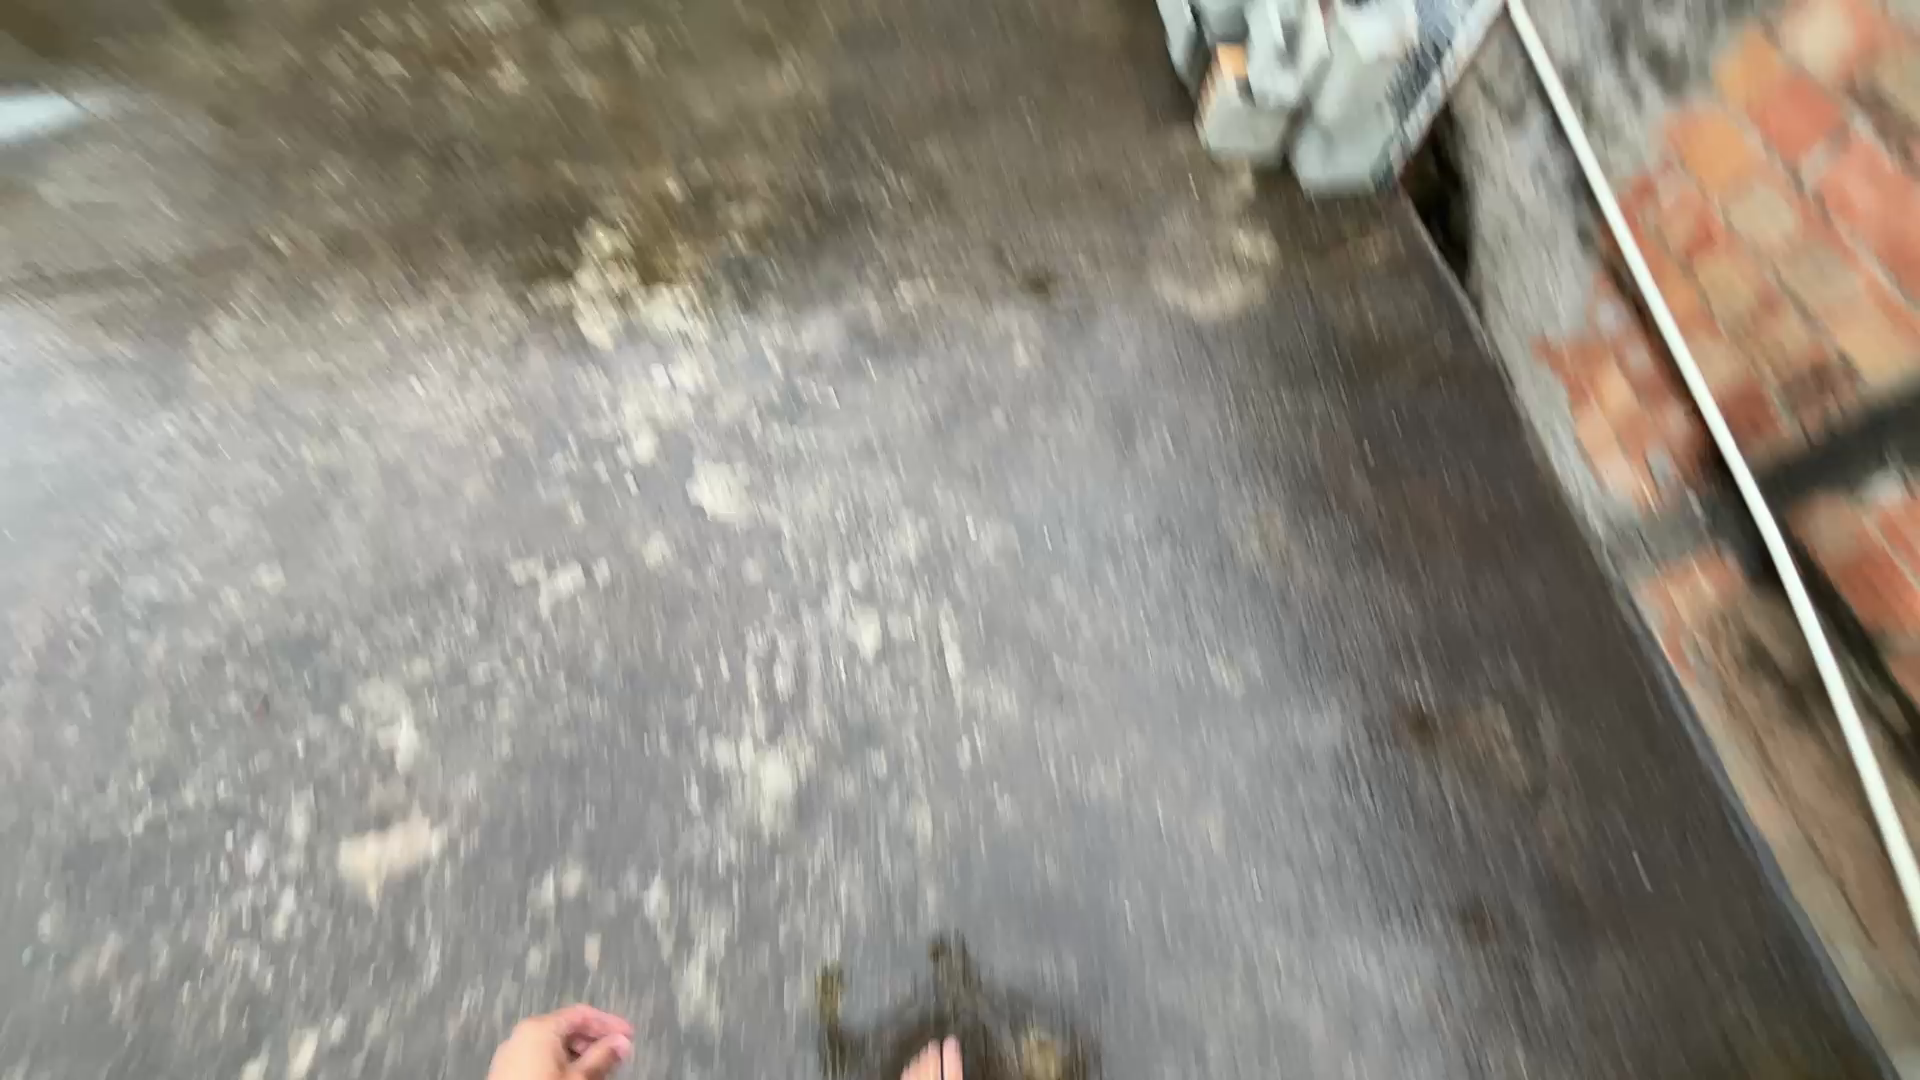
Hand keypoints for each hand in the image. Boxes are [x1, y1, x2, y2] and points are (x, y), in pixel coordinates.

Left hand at [487, 1005, 635, 1079]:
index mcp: (540, 1026)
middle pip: (568, 1028)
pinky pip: (539, 1058)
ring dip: (578, 1054)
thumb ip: (603, 1056)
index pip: (584, 1014)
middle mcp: (522, 1033)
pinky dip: (559, 1063)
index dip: (609, 1023)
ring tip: (595, 1070)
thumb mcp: (578, 1077)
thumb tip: (623, 1043)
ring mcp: (509, 1054)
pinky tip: (572, 1077)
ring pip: (553, 1045)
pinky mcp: (503, 1073)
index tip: (628, 1036)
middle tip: (614, 1054)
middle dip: (594, 1041)